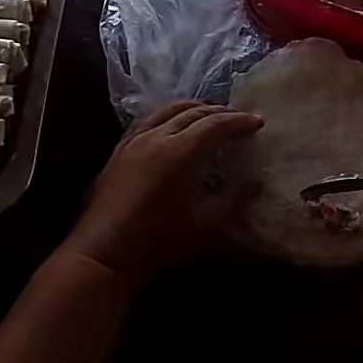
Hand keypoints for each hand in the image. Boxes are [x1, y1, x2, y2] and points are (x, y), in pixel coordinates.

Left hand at [59, 101, 263, 284]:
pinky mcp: (119, 151)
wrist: (104, 255)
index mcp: (179, 152)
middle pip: (192, 112)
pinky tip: (171, 124)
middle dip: (219, 112)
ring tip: (209, 113)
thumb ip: (234, 201)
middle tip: (238, 119)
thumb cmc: (158, 243)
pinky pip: (146, 120)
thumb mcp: (206, 226)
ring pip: (166, 111)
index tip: (258, 122)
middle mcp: (155, 137)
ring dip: (192, 108)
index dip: (238, 121)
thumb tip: (256, 183)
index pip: (214, 125)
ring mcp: (133, 141)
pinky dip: (166, 115)